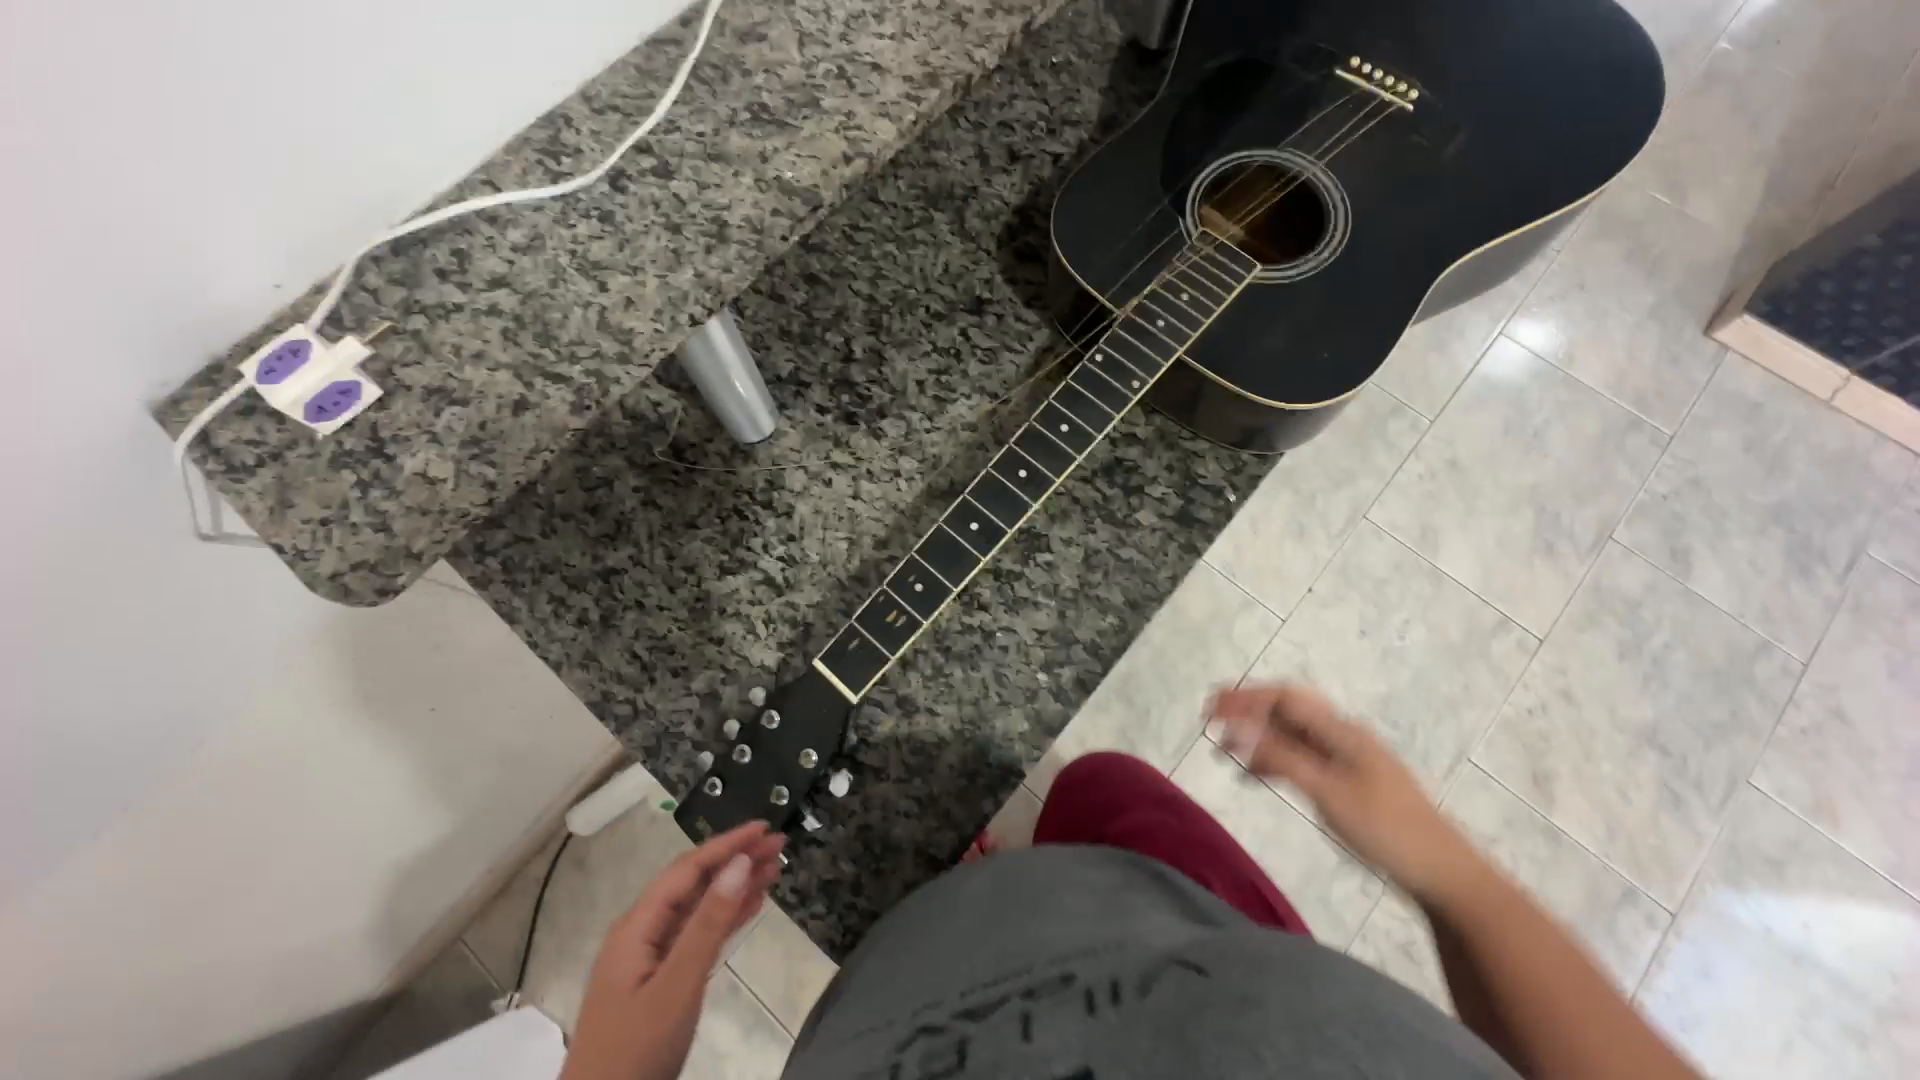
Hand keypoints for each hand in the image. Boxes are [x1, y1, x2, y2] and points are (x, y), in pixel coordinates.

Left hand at [558, 821, 786, 1079]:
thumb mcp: (677, 985)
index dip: (726, 845)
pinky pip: (697, 935)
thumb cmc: (636, 1049)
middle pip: (694, 884)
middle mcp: (642, 933)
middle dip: (735, 860)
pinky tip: (750, 907)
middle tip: (779, 845)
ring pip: (699, 908)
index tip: (765, 828)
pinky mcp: (660, 980)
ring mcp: (650, 958)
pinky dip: (725, 918)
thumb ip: (708, 924)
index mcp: (637, 926)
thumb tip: (737, 864)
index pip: (688, 870)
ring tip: (774, 868)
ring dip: (735, 886)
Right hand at [1207, 682, 1482, 900]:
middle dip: (1247, 711)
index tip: (1209, 709)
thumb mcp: (1328, 792)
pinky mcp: (1349, 783)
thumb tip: (1238, 729)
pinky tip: (1256, 775)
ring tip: (1225, 752)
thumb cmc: (1385, 830)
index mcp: (1342, 732)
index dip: (1245, 698)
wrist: (1442, 872)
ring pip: (1293, 735)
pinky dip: (1274, 759)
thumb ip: (1282, 758)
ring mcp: (1348, 760)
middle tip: (1211, 722)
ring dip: (1257, 736)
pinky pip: (1302, 757)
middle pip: (1288, 711)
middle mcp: (1344, 737)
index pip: (1285, 699)